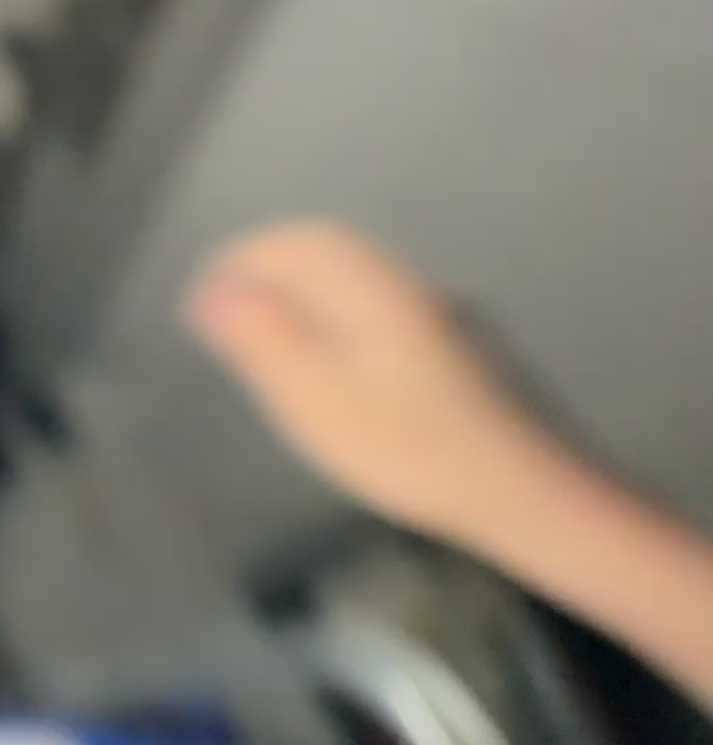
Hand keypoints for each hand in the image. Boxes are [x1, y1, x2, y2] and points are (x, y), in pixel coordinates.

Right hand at [183, 219, 567, 545]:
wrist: (541, 500)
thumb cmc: (411, 448)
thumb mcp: (315, 395)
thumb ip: (258, 336)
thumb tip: (209, 291)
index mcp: (371, 289)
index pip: (292, 243)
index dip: (236, 260)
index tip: (202, 296)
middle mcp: (408, 286)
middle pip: (323, 249)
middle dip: (264, 266)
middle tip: (224, 307)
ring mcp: (442, 314)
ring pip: (352, 275)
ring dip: (298, 286)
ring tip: (264, 328)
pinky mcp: (461, 345)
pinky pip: (376, 302)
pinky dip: (332, 308)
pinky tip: (330, 354)